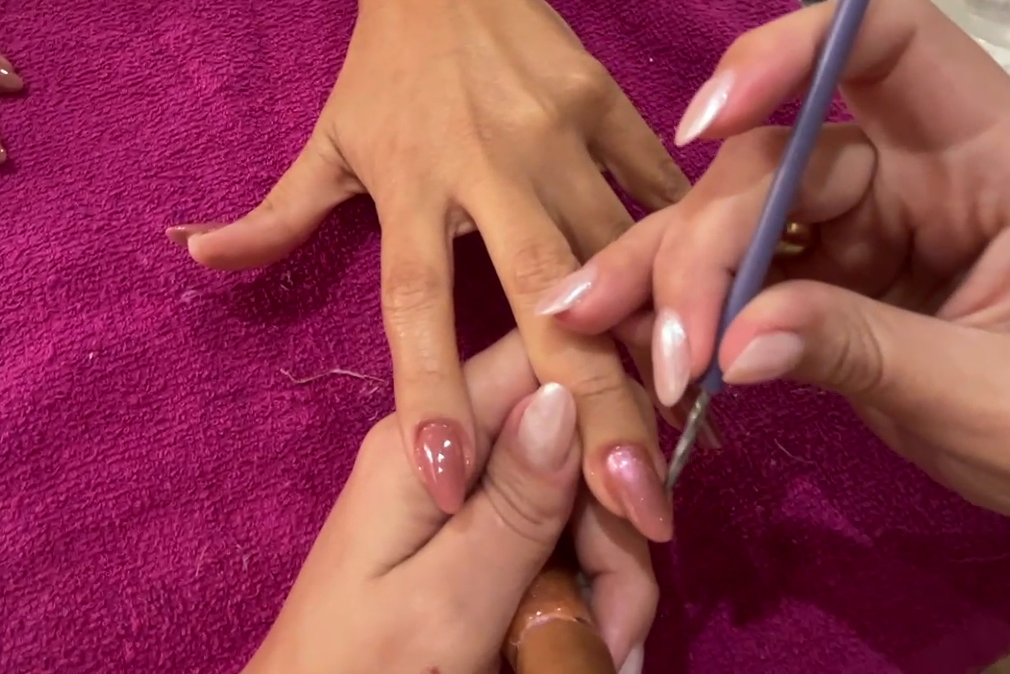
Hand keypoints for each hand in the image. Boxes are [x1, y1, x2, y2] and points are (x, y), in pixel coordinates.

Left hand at [173, 0, 685, 541]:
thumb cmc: (379, 70)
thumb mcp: (324, 141)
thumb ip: (271, 213)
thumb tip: (191, 254)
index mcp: (406, 181)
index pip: (412, 301)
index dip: (426, 391)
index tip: (447, 482)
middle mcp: (486, 163)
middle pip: (540, 291)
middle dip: (588, 400)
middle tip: (631, 506)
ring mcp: (555, 129)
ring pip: (614, 246)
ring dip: (651, 337)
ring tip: (686, 432)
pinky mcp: (607, 99)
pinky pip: (653, 183)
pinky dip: (686, 243)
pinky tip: (720, 309)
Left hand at [247, 332, 655, 673]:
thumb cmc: (367, 671)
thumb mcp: (447, 602)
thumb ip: (513, 503)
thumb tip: (565, 389)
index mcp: (424, 438)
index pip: (532, 366)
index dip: (603, 413)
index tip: (642, 510)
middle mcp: (440, 442)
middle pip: (563, 437)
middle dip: (609, 524)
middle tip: (616, 626)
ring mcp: (454, 485)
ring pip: (567, 493)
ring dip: (602, 572)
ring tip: (602, 654)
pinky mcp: (466, 529)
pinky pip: (546, 534)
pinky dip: (577, 588)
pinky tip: (586, 645)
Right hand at [544, 0, 1009, 593]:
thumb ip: (868, 354)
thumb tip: (730, 342)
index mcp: (986, 153)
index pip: (886, 39)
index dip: (791, 52)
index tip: (706, 126)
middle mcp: (899, 169)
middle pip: (765, 160)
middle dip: (703, 245)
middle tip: (675, 344)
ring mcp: (843, 219)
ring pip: (719, 211)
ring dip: (660, 270)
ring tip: (600, 325)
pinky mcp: (802, 270)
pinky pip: (716, 268)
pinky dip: (667, 297)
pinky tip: (625, 329)